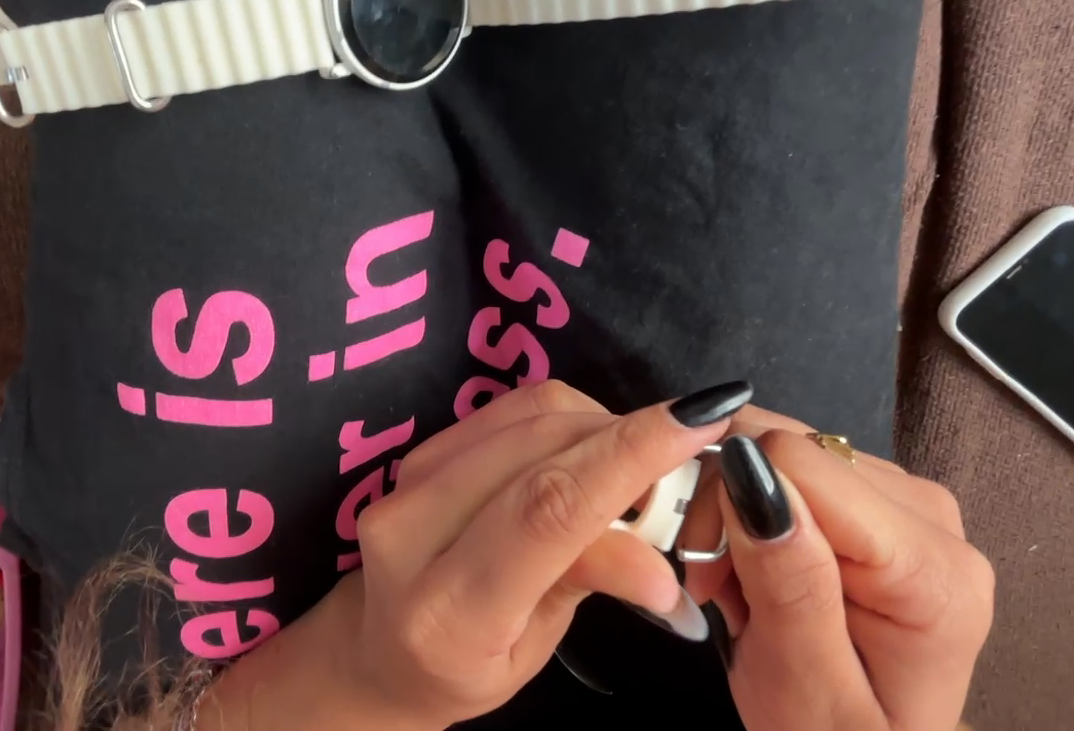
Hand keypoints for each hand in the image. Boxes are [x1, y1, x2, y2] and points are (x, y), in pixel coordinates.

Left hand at [216, 379, 750, 729]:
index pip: (547, 511)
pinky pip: (509, 408)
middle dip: (626, 434)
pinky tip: (590, 447)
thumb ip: (588, 578)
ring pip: (527, 416)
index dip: (626, 459)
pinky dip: (566, 416)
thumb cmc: (466, 666)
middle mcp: (414, 528)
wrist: (378, 644)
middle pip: (539, 449)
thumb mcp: (535, 646)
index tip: (696, 423)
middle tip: (687, 444)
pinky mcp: (419, 448)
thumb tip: (663, 562)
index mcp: (448, 609)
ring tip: (638, 460)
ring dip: (600, 424)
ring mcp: (408, 478)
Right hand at [681, 407, 993, 730]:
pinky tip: (755, 559)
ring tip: (733, 579)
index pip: (796, 462)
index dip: (729, 499)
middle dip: (726, 503)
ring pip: (777, 447)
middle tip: (713, 580)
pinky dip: (751, 501)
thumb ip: (788, 580)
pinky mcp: (877, 494)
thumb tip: (748, 465)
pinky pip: (788, 462)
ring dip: (733, 505)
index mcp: (931, 567)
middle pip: (785, 447)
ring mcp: (905, 498)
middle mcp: (929, 513)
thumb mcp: (803, 688)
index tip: (707, 575)